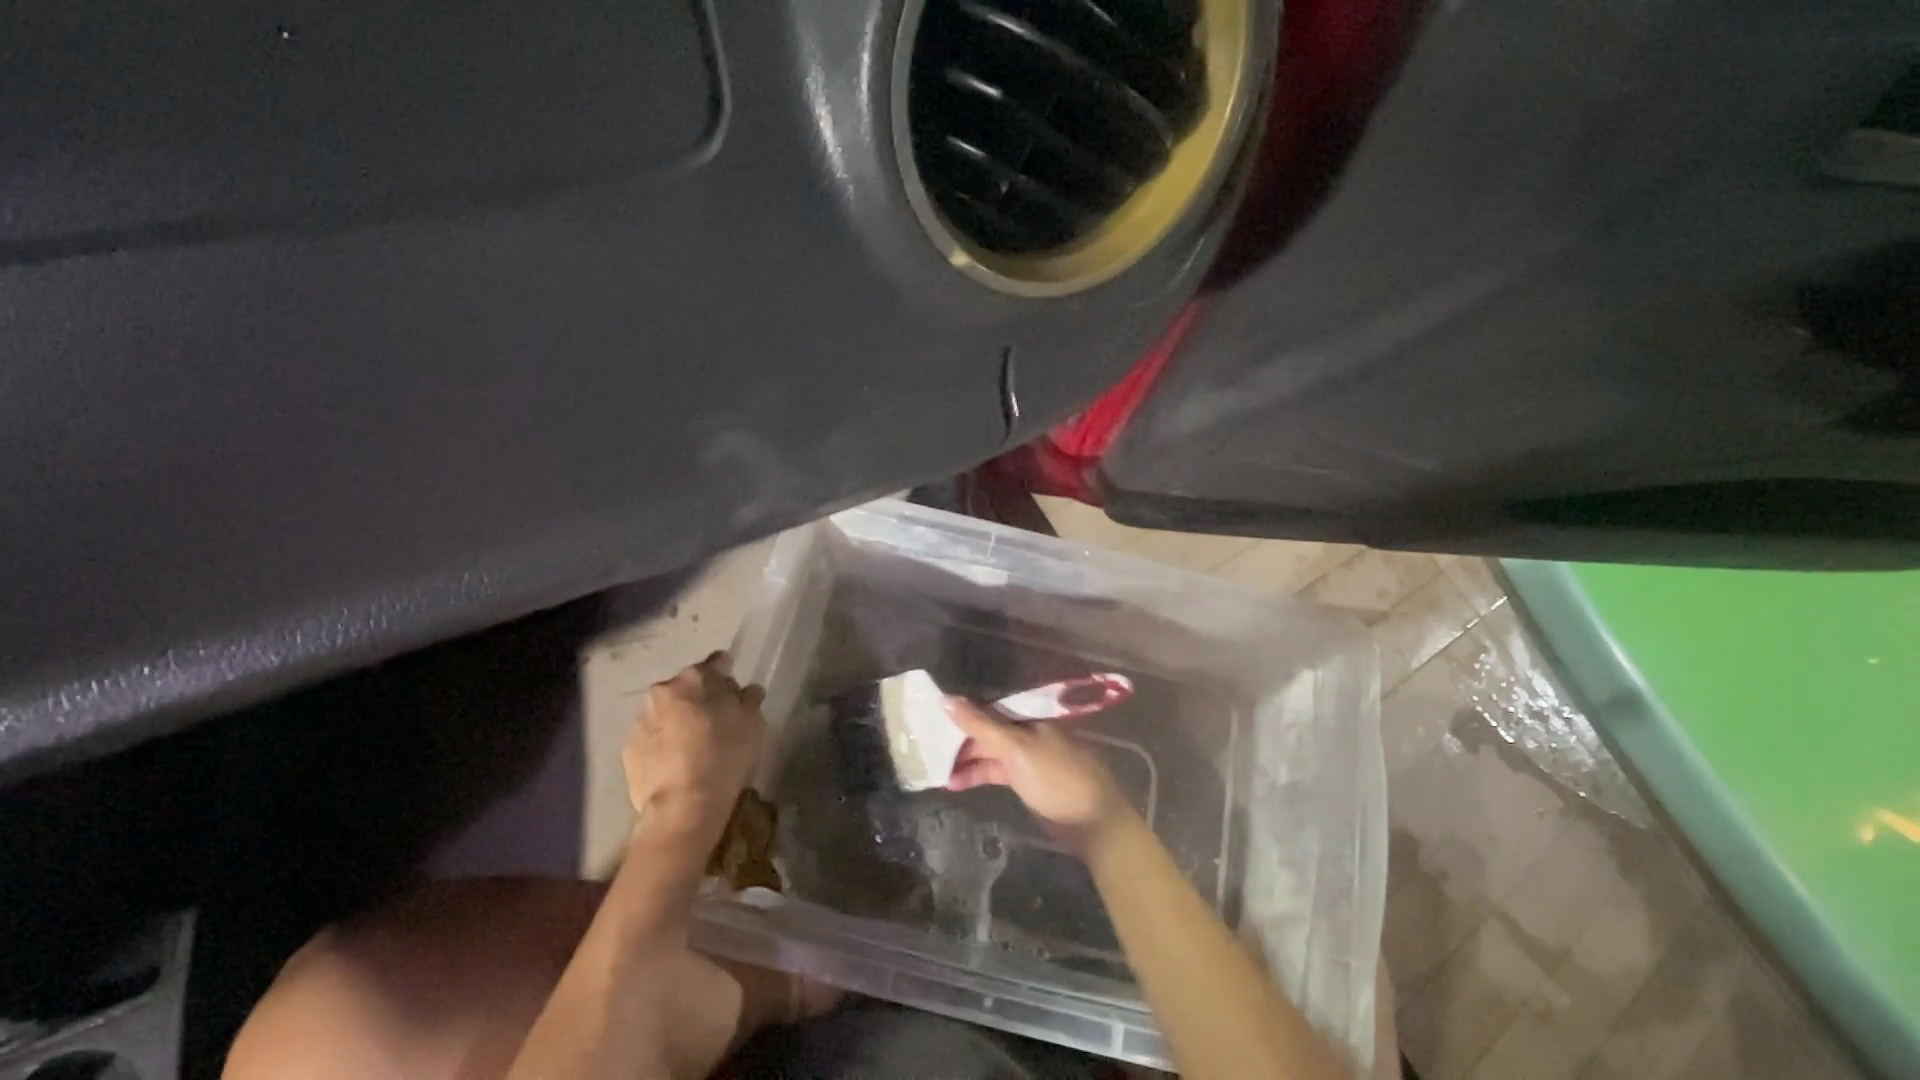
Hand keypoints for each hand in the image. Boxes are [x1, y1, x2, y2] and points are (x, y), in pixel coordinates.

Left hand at [625, 652, 765, 833]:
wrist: (685, 805)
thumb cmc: (725, 757)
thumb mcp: (752, 726)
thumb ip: (749, 700)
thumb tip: (748, 689)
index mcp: (695, 679)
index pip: (714, 664)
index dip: (726, 673)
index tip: (732, 686)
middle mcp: (662, 692)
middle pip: (685, 688)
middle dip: (699, 699)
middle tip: (715, 720)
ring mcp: (641, 720)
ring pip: (665, 713)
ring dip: (677, 721)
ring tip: (693, 746)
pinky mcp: (628, 748)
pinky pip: (651, 738)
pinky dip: (662, 744)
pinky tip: (675, 763)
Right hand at [944, 697, 1133, 855]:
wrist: (1093, 823)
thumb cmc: (1056, 778)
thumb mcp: (1016, 749)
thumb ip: (981, 725)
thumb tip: (947, 699)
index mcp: (1029, 717)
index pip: (987, 709)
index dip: (960, 715)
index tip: (930, 721)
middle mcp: (1028, 732)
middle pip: (987, 731)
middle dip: (959, 741)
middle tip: (926, 751)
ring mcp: (1028, 757)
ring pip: (989, 753)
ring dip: (965, 762)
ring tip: (937, 774)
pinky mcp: (1027, 780)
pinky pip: (996, 771)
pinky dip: (977, 776)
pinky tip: (956, 784)